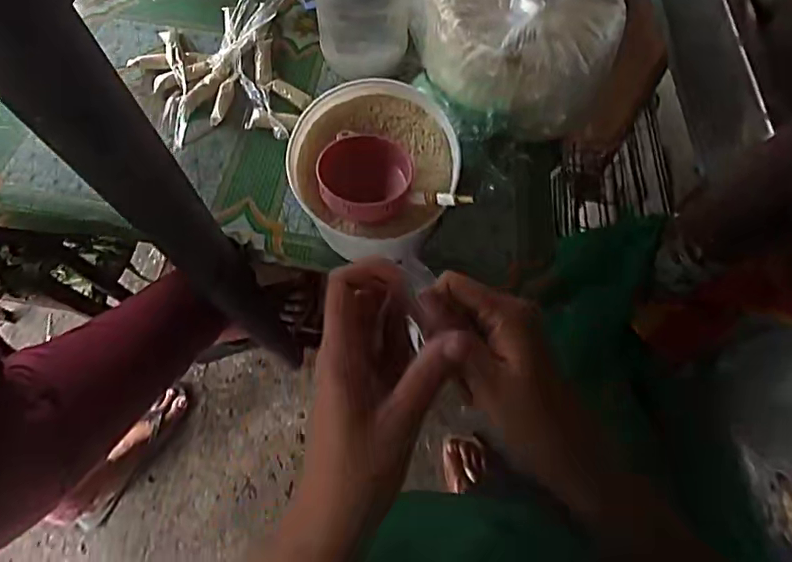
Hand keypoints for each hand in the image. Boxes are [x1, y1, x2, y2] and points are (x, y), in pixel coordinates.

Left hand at [283, 261, 468, 558]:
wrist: (331, 521)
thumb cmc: (357, 474)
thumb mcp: (398, 423)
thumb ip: (427, 375)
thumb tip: (459, 333)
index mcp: (340, 352)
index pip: (341, 286)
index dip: (371, 269)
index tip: (407, 280)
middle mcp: (343, 351)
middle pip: (362, 297)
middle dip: (397, 291)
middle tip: (432, 307)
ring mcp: (353, 366)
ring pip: (375, 320)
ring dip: (404, 315)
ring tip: (438, 326)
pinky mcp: (365, 383)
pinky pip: (383, 345)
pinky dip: (406, 339)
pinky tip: (432, 350)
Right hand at [425, 273, 721, 561]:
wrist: (573, 454)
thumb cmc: (530, 423)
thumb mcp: (486, 385)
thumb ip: (456, 341)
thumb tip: (423, 301)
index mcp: (507, 310)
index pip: (453, 282)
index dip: (430, 302)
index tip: (418, 340)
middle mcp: (512, 306)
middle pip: (459, 299)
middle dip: (443, 330)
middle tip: (446, 373)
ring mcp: (515, 323)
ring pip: (466, 319)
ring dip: (454, 348)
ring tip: (462, 386)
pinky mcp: (515, 340)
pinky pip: (479, 335)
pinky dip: (468, 357)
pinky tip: (473, 388)